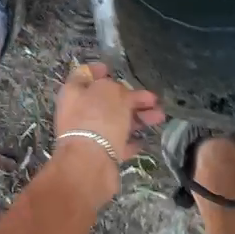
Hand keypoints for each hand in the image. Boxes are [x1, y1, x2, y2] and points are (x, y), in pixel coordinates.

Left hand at [52, 62, 165, 198]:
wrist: (90, 164)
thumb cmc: (98, 118)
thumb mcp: (112, 92)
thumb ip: (119, 88)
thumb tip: (122, 95)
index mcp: (74, 92)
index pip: (84, 74)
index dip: (98, 70)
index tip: (112, 69)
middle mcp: (78, 112)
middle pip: (106, 100)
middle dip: (131, 98)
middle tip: (154, 99)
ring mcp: (88, 134)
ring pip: (116, 121)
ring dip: (138, 118)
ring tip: (160, 117)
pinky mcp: (99, 155)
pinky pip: (117, 143)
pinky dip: (130, 140)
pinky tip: (144, 139)